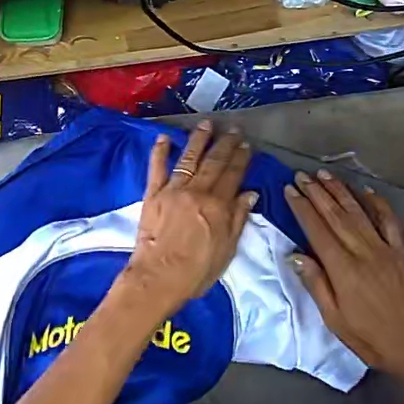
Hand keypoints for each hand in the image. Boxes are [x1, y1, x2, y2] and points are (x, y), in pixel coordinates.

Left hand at [122, 121, 258, 316]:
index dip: (241, 157)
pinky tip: (164, 137)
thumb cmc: (197, 271)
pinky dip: (160, 152)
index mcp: (219, 205)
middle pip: (214, 161)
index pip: (233, 174)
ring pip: (189, 158)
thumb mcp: (227, 249)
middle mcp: (198, 191)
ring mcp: (173, 190)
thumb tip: (250, 194)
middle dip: (225, 143)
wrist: (158, 280)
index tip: (247, 144)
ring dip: (199, 139)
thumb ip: (238, 219)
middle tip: (233, 129)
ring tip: (206, 123)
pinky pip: (156, 168)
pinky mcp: (152, 195)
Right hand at [284, 169, 403, 379]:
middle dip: (317, 193)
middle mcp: (363, 251)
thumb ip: (316, 283)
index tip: (290, 190)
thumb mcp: (333, 319)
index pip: (317, 230)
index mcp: (343, 270)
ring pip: (358, 212)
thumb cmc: (368, 337)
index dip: (303, 208)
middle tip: (302, 175)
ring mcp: (384, 248)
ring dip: (340, 191)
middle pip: (336, 215)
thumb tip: (296, 255)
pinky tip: (365, 190)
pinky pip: (388, 220)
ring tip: (324, 175)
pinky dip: (377, 202)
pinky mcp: (399, 249)